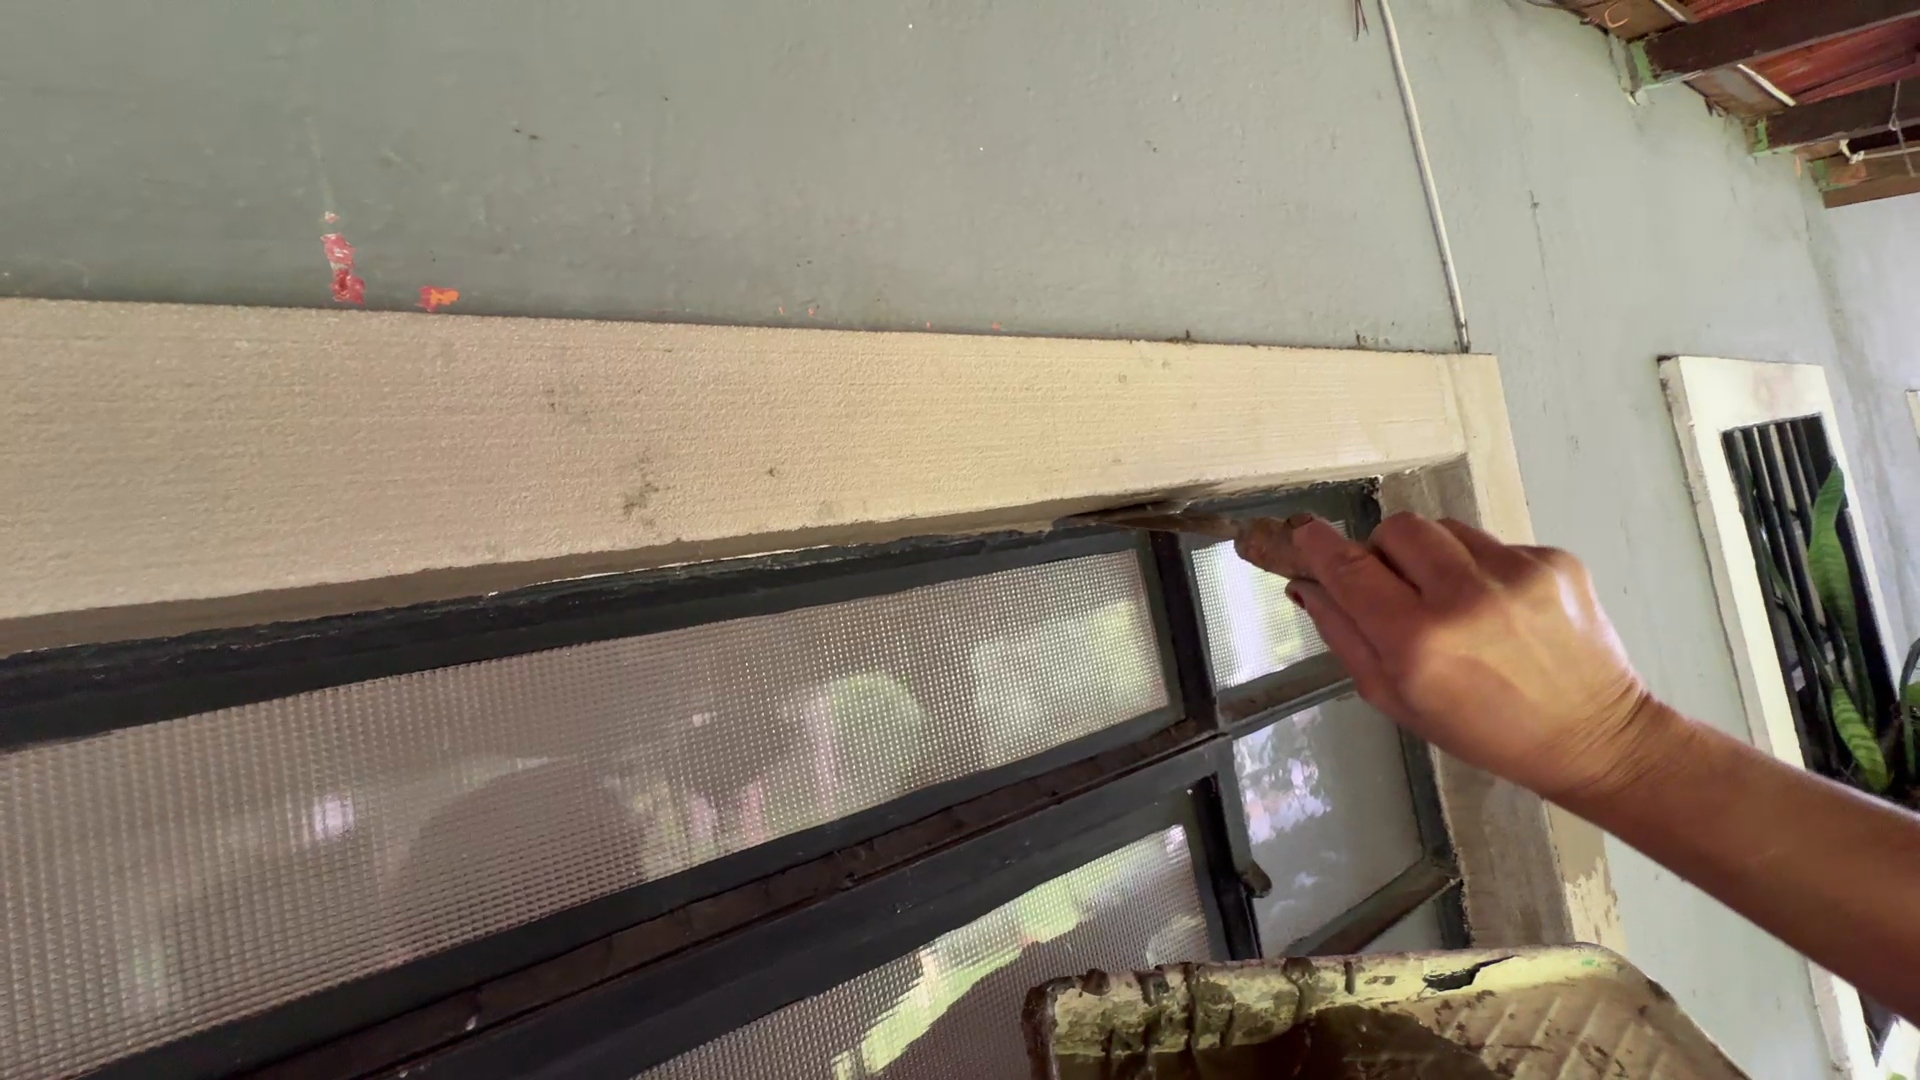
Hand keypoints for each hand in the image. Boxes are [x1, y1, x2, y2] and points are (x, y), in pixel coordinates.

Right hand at [1236, 512, 1674, 800]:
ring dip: (1429, 554)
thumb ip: (1342, 636)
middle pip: (1395, 528)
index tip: (1303, 532)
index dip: (1318, 544)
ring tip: (1450, 597)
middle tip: (1393, 584)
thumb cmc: (1477, 729)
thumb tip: (1307, 585)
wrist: (1594, 737)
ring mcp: (1516, 573)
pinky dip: (1477, 565)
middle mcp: (1463, 597)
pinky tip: (1496, 606)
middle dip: (1381, 549)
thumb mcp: (1391, 697)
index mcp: (1415, 640)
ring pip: (1441, 528)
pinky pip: (1489, 542)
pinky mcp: (1555, 561)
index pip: (1348, 568)